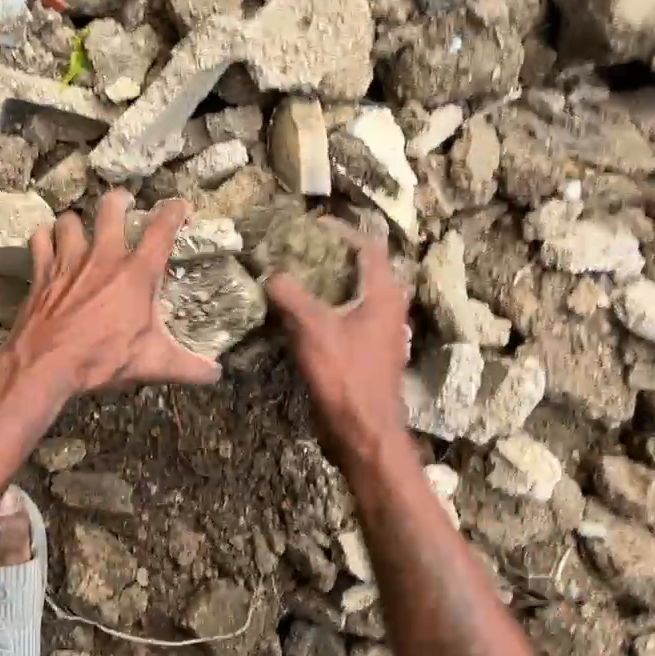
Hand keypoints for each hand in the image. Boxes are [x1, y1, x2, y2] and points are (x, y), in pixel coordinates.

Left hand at [6, 190, 221, 396]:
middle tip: (124, 201)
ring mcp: (68, 260)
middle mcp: (103, 257)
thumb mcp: (153, 363)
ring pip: (70, 220)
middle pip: (111, 209)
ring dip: (76, 220)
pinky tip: (46, 242)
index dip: (174, 212)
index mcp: (136, 273)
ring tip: (80, 225)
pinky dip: (43, 237)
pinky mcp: (42, 271)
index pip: (162, 230)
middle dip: (119, 199)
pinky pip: (39, 239)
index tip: (179, 206)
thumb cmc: (103, 358)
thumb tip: (215, 374)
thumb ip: (188, 367)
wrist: (47, 363)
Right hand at [264, 220, 411, 470]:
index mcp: (383, 295)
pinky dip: (321, 306)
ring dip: (322, 281)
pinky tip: (292, 311)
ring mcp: (376, 332)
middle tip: (294, 246)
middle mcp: (386, 308)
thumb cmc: (345, 375)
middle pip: (359, 268)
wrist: (363, 432)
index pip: (367, 248)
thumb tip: (269, 274)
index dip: (341, 231)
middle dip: (327, 254)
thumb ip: (289, 295)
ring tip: (289, 273)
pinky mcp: (363, 351)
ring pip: (350, 294)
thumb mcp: (312, 328)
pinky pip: (342, 316)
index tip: (311, 223)